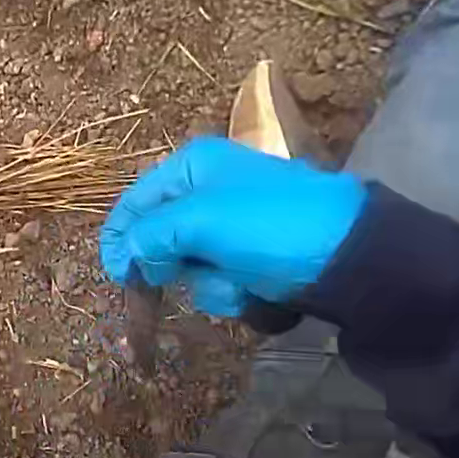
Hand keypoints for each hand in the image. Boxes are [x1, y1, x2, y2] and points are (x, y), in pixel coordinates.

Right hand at [99, 137, 366, 317]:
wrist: (343, 255)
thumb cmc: (266, 225)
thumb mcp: (199, 220)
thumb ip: (149, 235)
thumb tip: (125, 257)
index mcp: (192, 166)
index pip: (136, 200)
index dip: (119, 235)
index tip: (116, 273)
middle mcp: (207, 192)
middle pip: (159, 237)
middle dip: (169, 263)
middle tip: (174, 276)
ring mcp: (229, 228)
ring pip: (188, 267)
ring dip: (207, 282)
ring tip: (236, 278)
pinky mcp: (248, 258)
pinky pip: (217, 281)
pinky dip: (231, 291)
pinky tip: (253, 288)